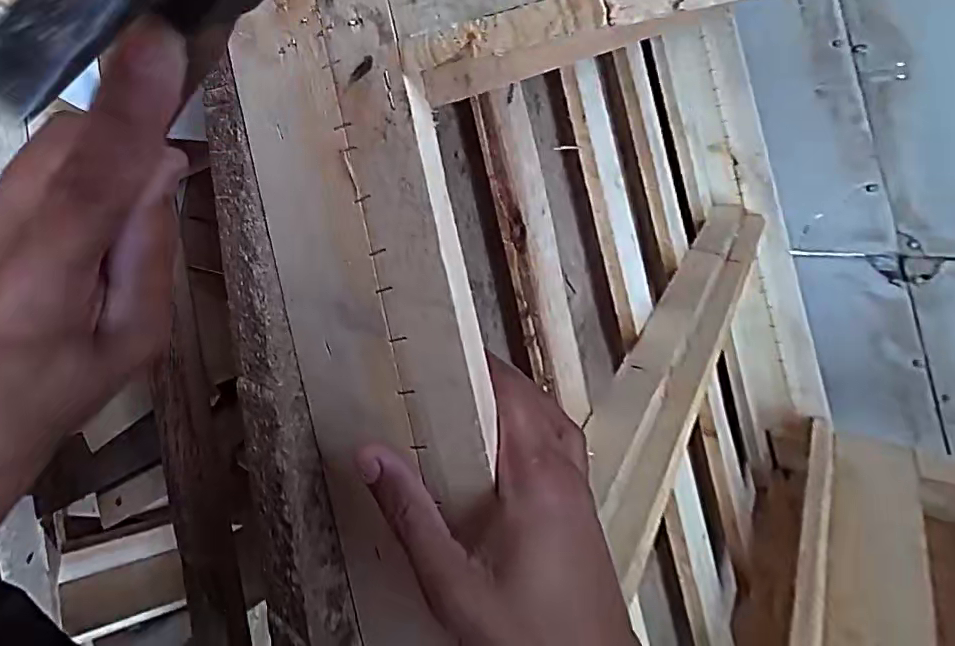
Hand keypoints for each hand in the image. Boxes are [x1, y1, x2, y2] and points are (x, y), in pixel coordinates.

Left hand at [0, 18, 189, 486]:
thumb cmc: (59, 392)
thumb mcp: (138, 338)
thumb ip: (150, 245)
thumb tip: (159, 157)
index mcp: (35, 291)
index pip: (87, 185)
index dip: (127, 113)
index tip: (160, 42)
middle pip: (69, 142)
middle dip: (123, 142)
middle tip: (147, 196)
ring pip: (52, 143)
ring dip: (98, 159)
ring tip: (103, 228)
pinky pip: (34, 162)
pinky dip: (71, 174)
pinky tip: (69, 227)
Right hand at [358, 355, 636, 644]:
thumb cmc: (534, 642)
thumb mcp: (454, 584)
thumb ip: (411, 516)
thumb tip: (372, 457)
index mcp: (537, 479)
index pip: (509, 393)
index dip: (479, 360)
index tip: (446, 339)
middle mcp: (565, 478)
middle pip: (533, 399)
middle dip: (493, 372)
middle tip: (451, 361)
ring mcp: (579, 497)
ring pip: (553, 422)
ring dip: (518, 397)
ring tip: (478, 393)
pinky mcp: (582, 518)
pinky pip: (562, 447)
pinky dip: (535, 426)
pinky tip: (511, 448)